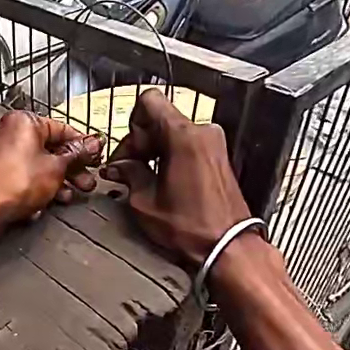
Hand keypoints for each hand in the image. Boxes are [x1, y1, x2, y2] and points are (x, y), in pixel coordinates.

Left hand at [0, 112, 103, 226]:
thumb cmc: (13, 183)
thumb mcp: (57, 168)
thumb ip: (76, 155)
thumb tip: (93, 143)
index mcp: (25, 122)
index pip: (63, 130)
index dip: (83, 147)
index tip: (97, 158)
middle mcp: (10, 132)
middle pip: (51, 149)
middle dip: (72, 169)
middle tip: (87, 182)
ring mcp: (1, 153)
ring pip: (38, 165)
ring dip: (57, 182)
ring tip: (70, 196)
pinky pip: (23, 178)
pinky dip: (36, 188)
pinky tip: (45, 203)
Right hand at [101, 89, 254, 269]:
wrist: (228, 248)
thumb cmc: (193, 228)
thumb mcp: (145, 202)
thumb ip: (129, 174)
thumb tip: (120, 166)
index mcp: (184, 136)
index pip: (150, 101)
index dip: (133, 124)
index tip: (129, 151)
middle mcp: (203, 133)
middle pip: (160, 119)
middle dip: (140, 142)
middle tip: (127, 170)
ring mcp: (214, 145)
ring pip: (173, 132)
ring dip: (155, 151)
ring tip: (144, 181)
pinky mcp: (219, 159)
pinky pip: (188, 145)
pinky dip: (171, 157)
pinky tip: (162, 183)